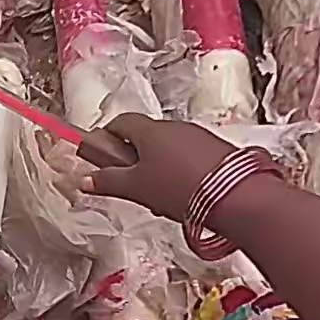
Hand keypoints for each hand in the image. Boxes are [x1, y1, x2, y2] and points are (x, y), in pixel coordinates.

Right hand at [79, 114, 236, 221]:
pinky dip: (179, 171)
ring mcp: (198, 137)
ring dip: (157, 165)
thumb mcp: (135, 188)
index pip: (121, 122)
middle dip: (134, 155)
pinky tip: (181, 195)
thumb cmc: (177, 187)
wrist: (235, 197)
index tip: (101, 151)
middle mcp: (174, 127)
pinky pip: (189, 156)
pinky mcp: (218, 151)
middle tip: (128, 180)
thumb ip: (108, 181)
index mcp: (149, 130)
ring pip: (168, 147)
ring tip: (156, 194)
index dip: (108, 135)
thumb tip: (84, 180)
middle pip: (145, 135)